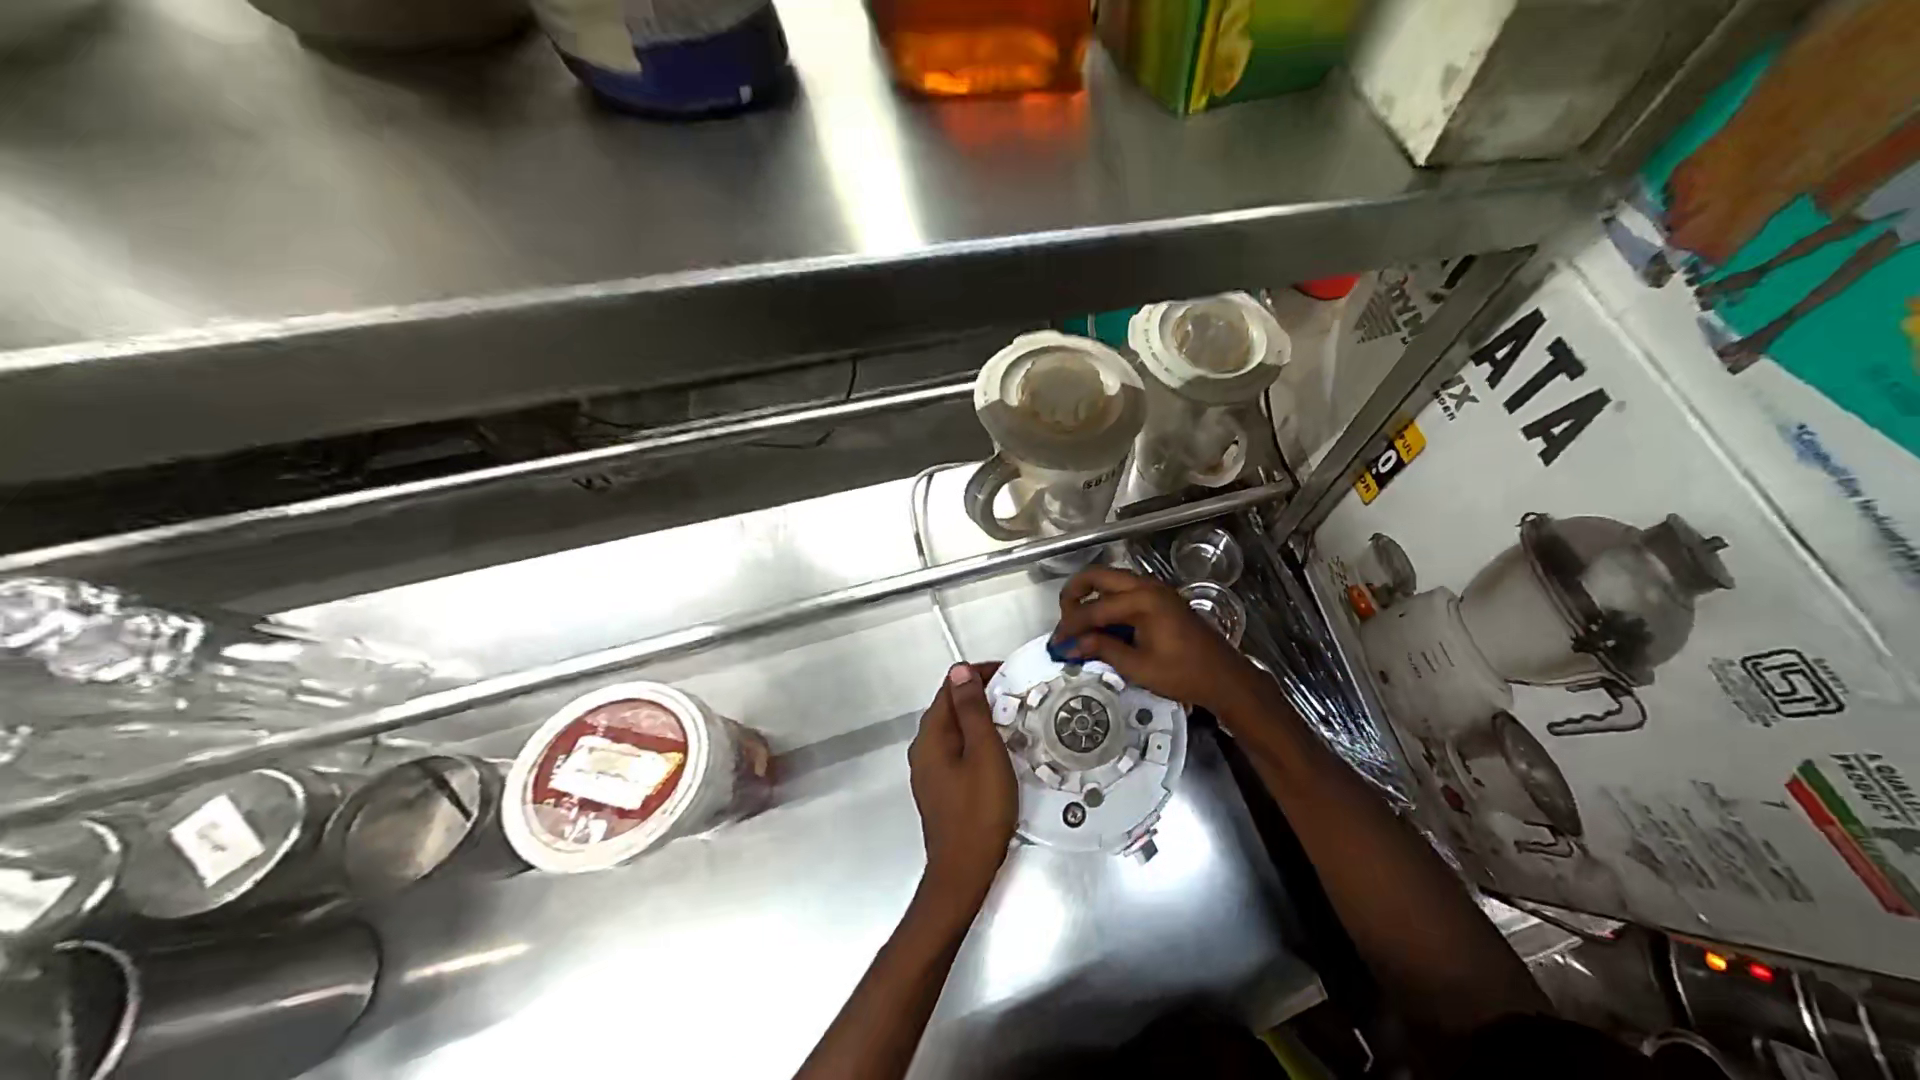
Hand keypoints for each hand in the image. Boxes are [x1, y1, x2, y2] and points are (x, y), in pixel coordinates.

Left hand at [908, 663, 1016, 908]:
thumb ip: (972, 710)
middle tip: (1015, 696)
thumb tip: (959, 671)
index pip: (950, 688)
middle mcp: (922, 749)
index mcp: (931, 735)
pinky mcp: (938, 789)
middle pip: (949, 708)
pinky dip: (975, 742)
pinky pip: (956, 752)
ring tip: (1010, 720)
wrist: (964, 870)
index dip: (977, 675)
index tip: (1007, 674)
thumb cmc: (979, 809)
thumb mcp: (983, 752)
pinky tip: (995, 752)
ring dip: (979, 720)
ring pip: (954, 731)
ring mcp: (928, 771)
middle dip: (980, 696)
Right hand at [1050, 566, 1261, 714]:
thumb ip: (1102, 649)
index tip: (1056, 643)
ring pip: (1111, 580)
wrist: (1225, 678)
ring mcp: (1156, 589)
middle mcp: (1148, 586)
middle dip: (1074, 594)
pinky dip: (1107, 600)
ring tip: (1078, 623)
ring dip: (1090, 595)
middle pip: (1098, 576)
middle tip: (1063, 620)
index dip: (1070, 626)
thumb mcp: (1138, 667)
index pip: (1093, 608)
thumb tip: (1071, 645)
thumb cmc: (1184, 674)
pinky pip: (1125, 589)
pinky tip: (1101, 624)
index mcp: (1143, 601)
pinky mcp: (1161, 598)